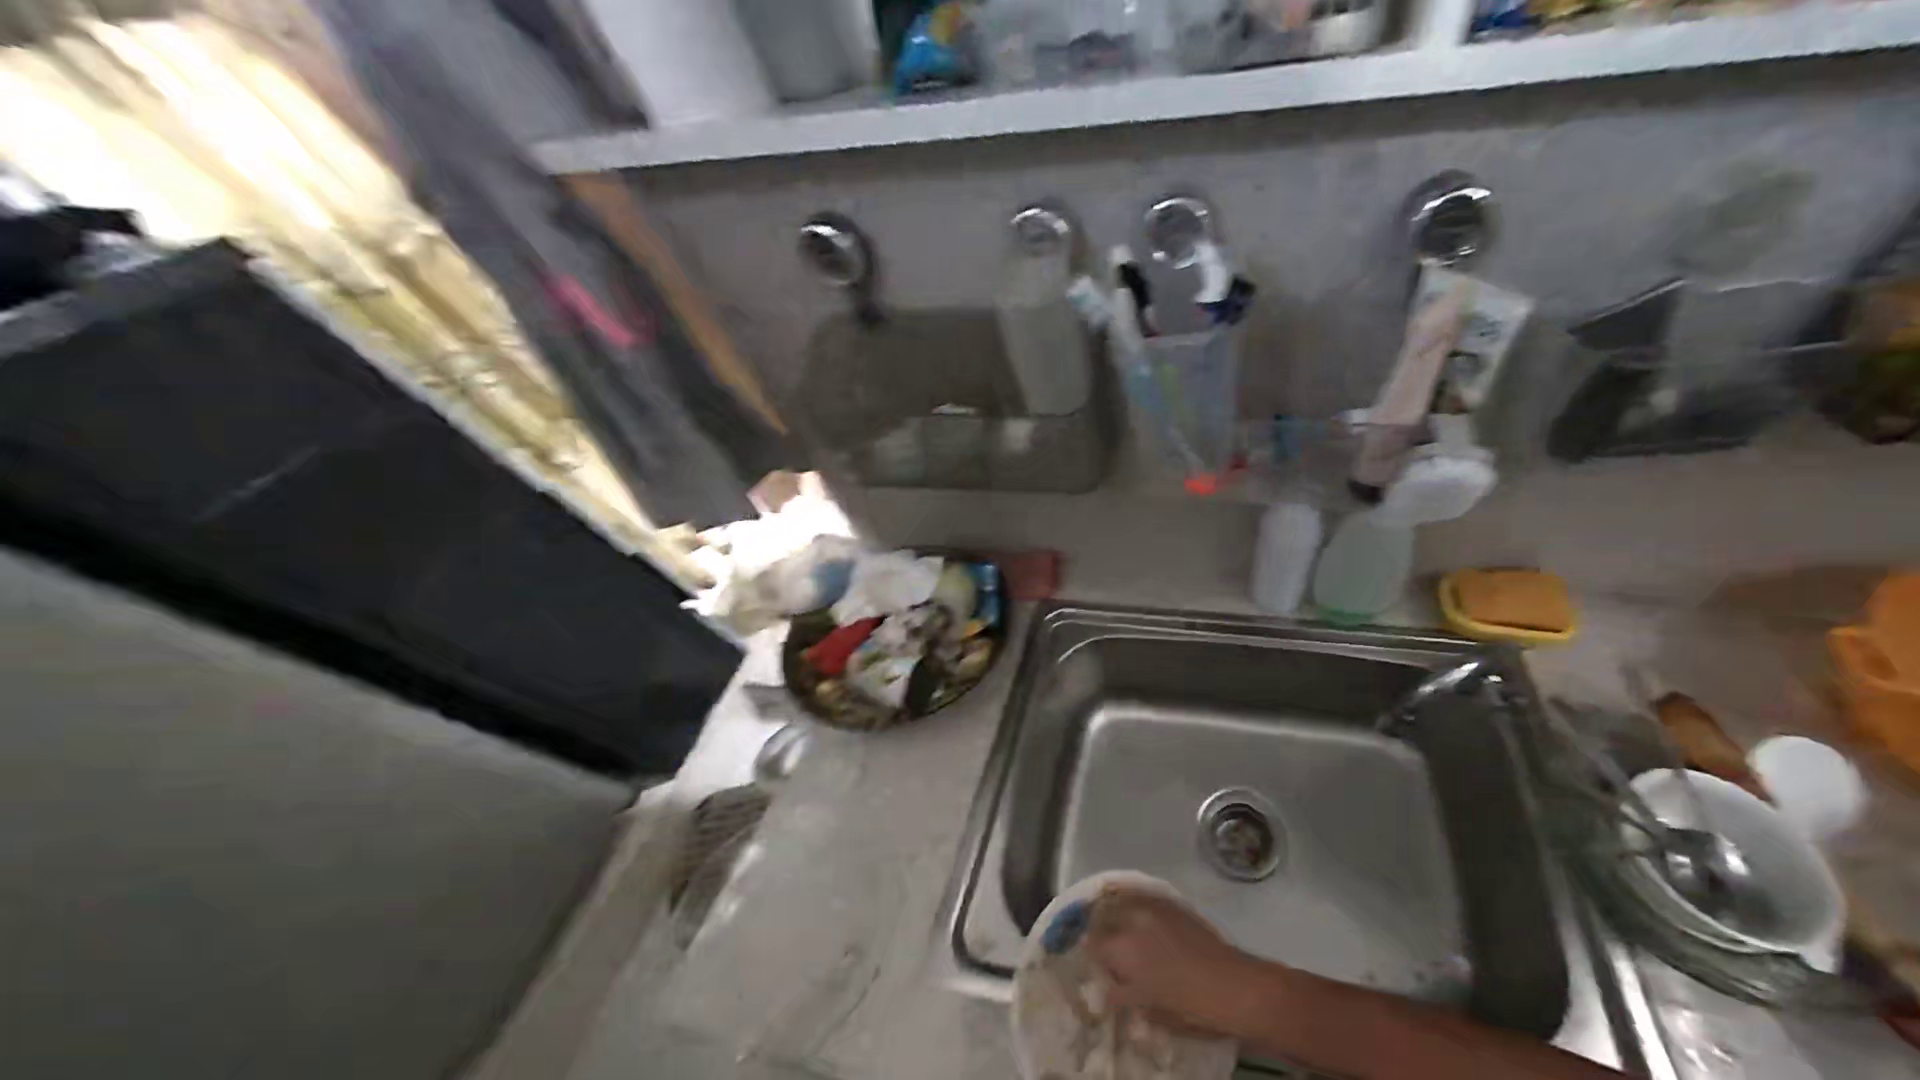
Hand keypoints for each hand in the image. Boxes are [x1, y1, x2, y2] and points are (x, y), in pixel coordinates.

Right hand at [1083, 888, 1261, 1036]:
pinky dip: (1137, 907)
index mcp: (1124, 951)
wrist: (1238, 988)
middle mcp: (1133, 923)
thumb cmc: (1194, 1009)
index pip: (1093, 945)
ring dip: (1118, 917)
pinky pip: (1144, 900)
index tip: (1099, 966)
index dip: (1093, 955)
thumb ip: (1125, 996)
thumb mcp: (1153, 1011)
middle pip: (1105, 921)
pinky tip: (1144, 921)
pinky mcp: (1172, 905)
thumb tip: (1109, 991)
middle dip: (1104, 934)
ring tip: (1124, 932)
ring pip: (1123, 906)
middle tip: (1111, 952)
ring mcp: (1153, 909)